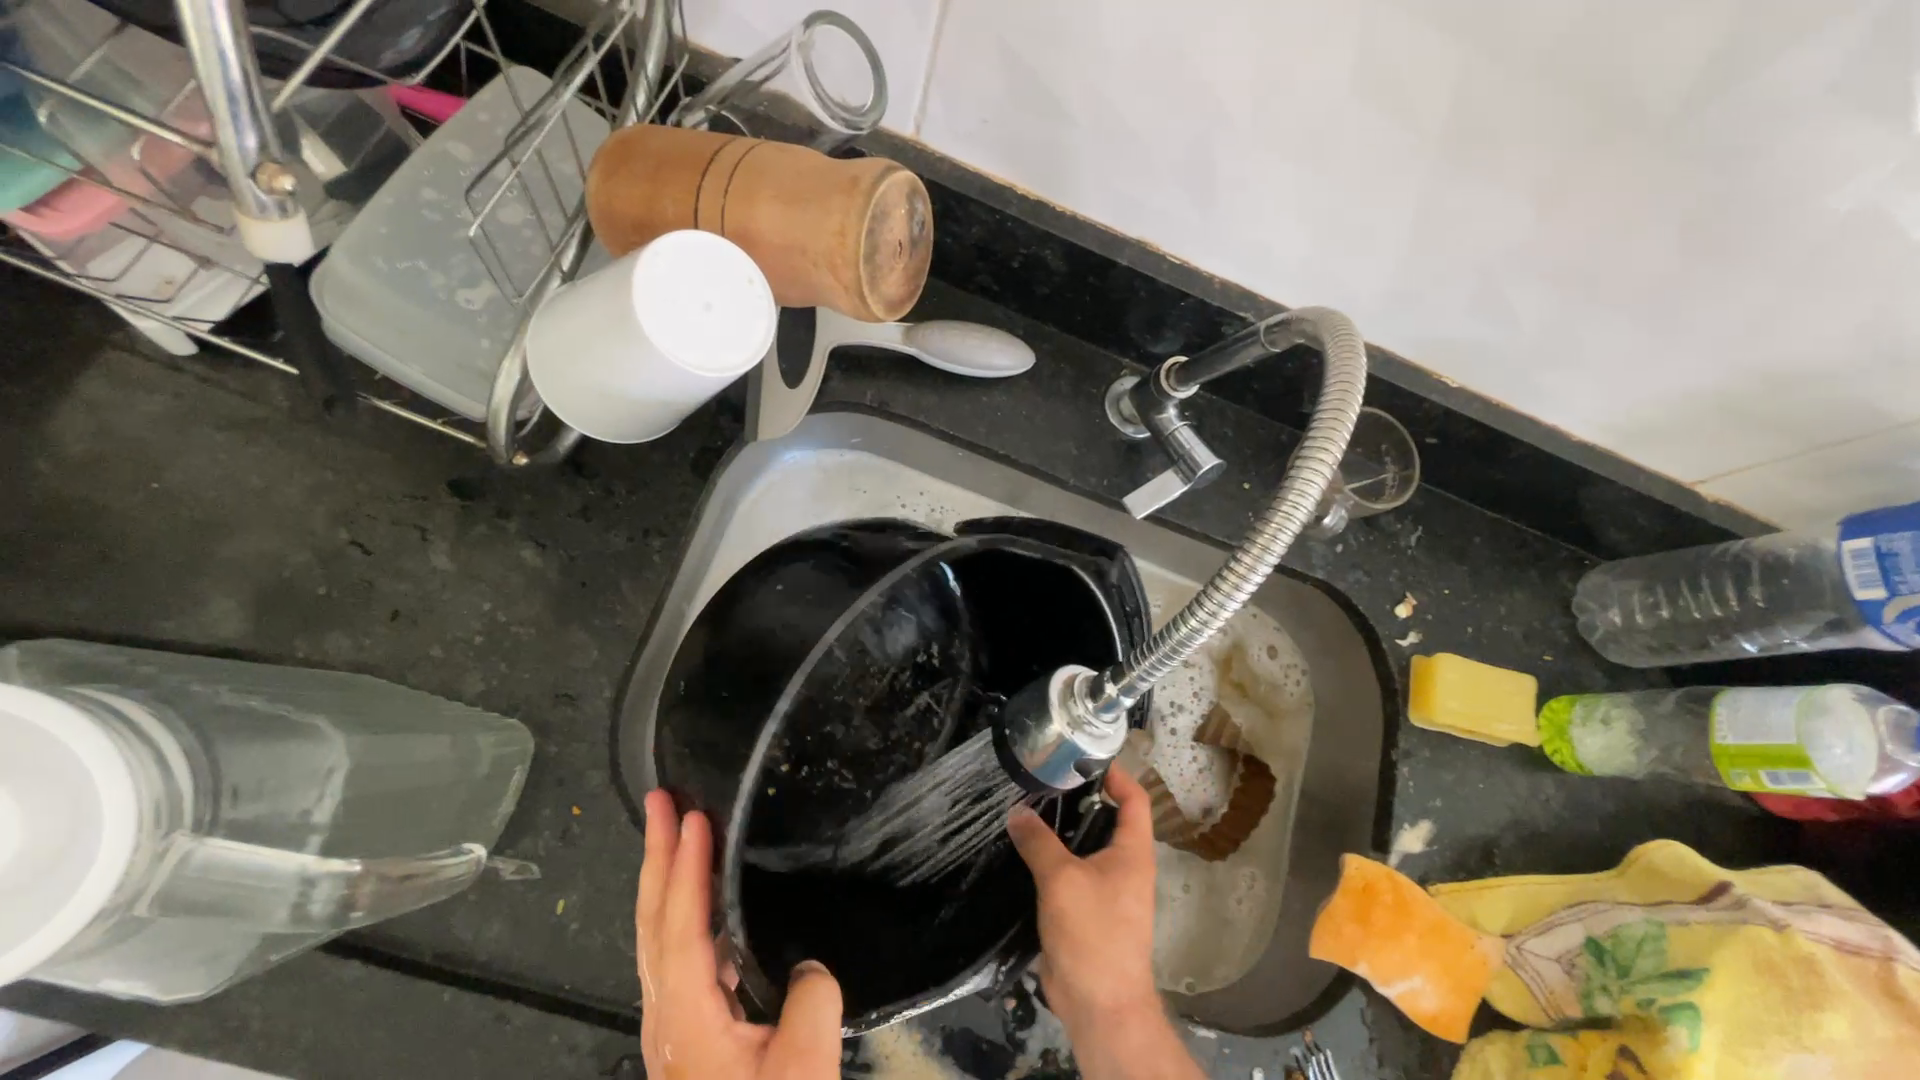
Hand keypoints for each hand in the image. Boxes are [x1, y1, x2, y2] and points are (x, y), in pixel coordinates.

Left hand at [637, 790, 843, 1078]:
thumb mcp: (803, 1071)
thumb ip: (812, 1003)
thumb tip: (810, 964)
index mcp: (687, 1016)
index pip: (680, 926)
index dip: (685, 868)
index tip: (691, 816)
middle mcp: (666, 1012)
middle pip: (652, 920)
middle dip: (655, 855)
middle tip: (660, 799)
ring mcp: (672, 1022)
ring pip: (659, 934)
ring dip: (666, 877)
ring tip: (676, 832)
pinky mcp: (688, 1029)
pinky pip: (677, 950)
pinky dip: (684, 908)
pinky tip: (704, 899)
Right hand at [1006, 766, 1161, 1033]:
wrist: (1099, 1002)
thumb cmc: (1092, 933)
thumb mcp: (1062, 879)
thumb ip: (1039, 841)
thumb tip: (1017, 811)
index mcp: (1133, 853)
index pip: (1135, 799)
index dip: (1117, 775)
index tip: (1084, 758)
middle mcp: (1125, 867)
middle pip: (1107, 821)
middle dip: (1078, 800)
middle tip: (1042, 781)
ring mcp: (1107, 891)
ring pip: (1085, 849)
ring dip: (1060, 832)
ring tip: (1026, 809)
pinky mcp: (1086, 912)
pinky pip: (1070, 875)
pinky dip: (1051, 861)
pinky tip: (1023, 852)